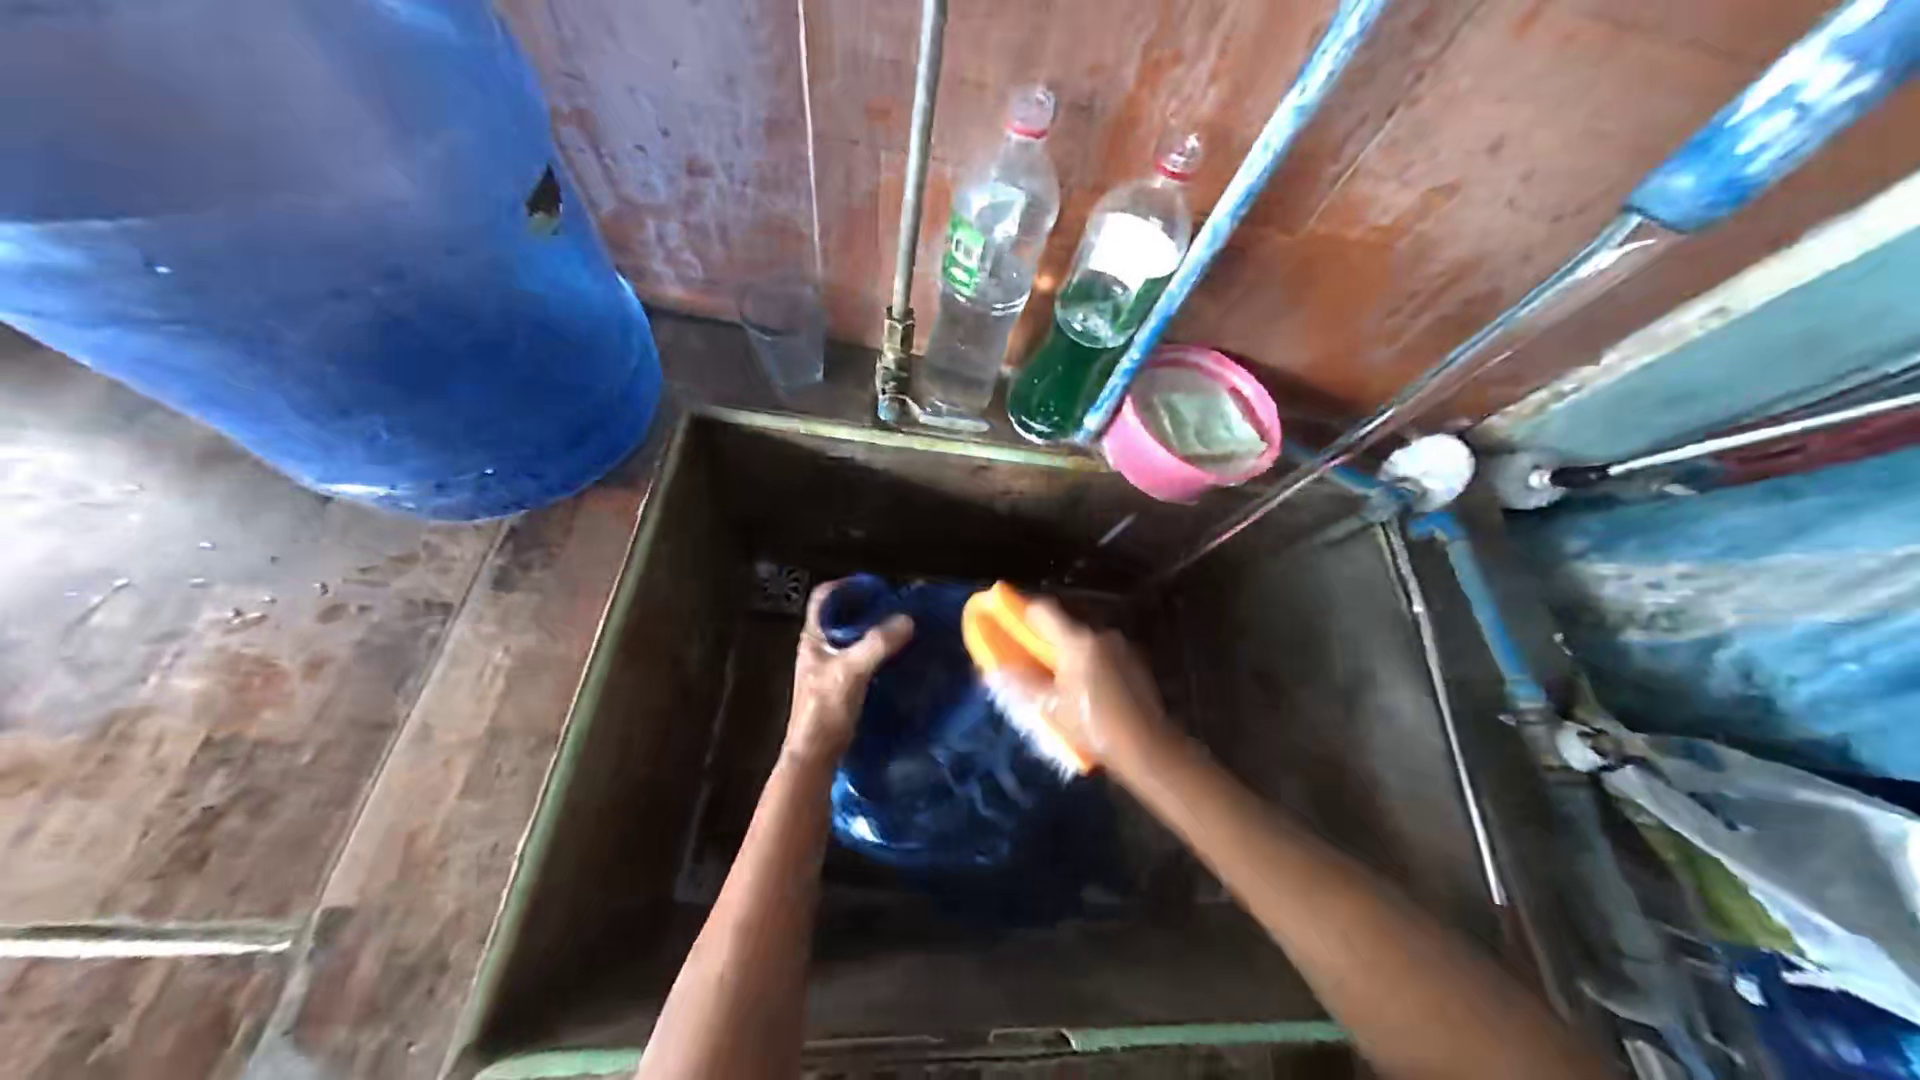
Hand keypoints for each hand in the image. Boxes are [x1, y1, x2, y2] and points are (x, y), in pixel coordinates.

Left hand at [785, 579, 913, 763]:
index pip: (825, 598)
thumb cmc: (825, 711)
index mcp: (813, 638)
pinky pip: (861, 657)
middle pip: (842, 616)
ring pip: (852, 638)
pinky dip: (878, 652)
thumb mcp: (851, 672)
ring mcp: (829, 667)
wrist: (815, 756)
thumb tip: (908, 620)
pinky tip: (898, 657)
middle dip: (867, 608)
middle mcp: (819, 648)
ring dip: (874, 631)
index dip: (846, 586)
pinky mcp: (841, 685)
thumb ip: (878, 644)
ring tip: (902, 628)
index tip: (876, 587)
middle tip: (897, 607)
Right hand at [1022, 597, 1172, 769]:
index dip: (1023, 612)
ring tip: (1059, 682)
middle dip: (1045, 641)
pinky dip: (1089, 664)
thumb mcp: (1051, 710)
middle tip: (1031, 661)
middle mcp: (1100, 636)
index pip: (1043, 610)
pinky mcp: (1135, 662)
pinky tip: (1086, 690)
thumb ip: (1022, 686)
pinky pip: (1101, 654)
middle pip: (1064, 627)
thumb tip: (999, 670)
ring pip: (1084, 642)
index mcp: (1077, 642)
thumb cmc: (1094, 728)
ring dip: (1069, 655)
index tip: (1009, 621)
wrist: (1148, 749)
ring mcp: (1121, 648)